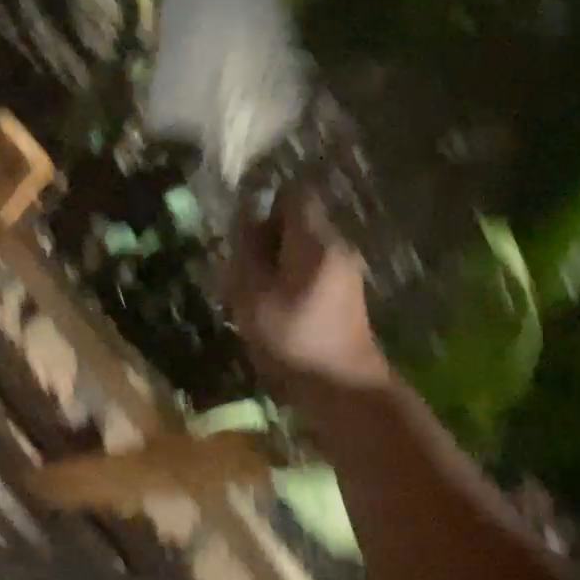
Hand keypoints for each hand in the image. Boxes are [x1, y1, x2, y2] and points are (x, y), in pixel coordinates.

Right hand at [221, 197, 390, 394]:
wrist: (340, 385)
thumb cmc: (291, 337)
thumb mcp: (252, 293)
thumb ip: (246, 251)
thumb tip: (243, 216)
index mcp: (315, 241)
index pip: (296, 194)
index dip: (265, 197)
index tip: (238, 214)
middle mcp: (336, 246)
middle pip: (297, 220)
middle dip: (264, 232)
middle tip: (235, 258)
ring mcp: (344, 270)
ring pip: (300, 246)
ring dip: (272, 257)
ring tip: (246, 283)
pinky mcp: (343, 292)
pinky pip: (308, 266)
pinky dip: (286, 274)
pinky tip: (267, 300)